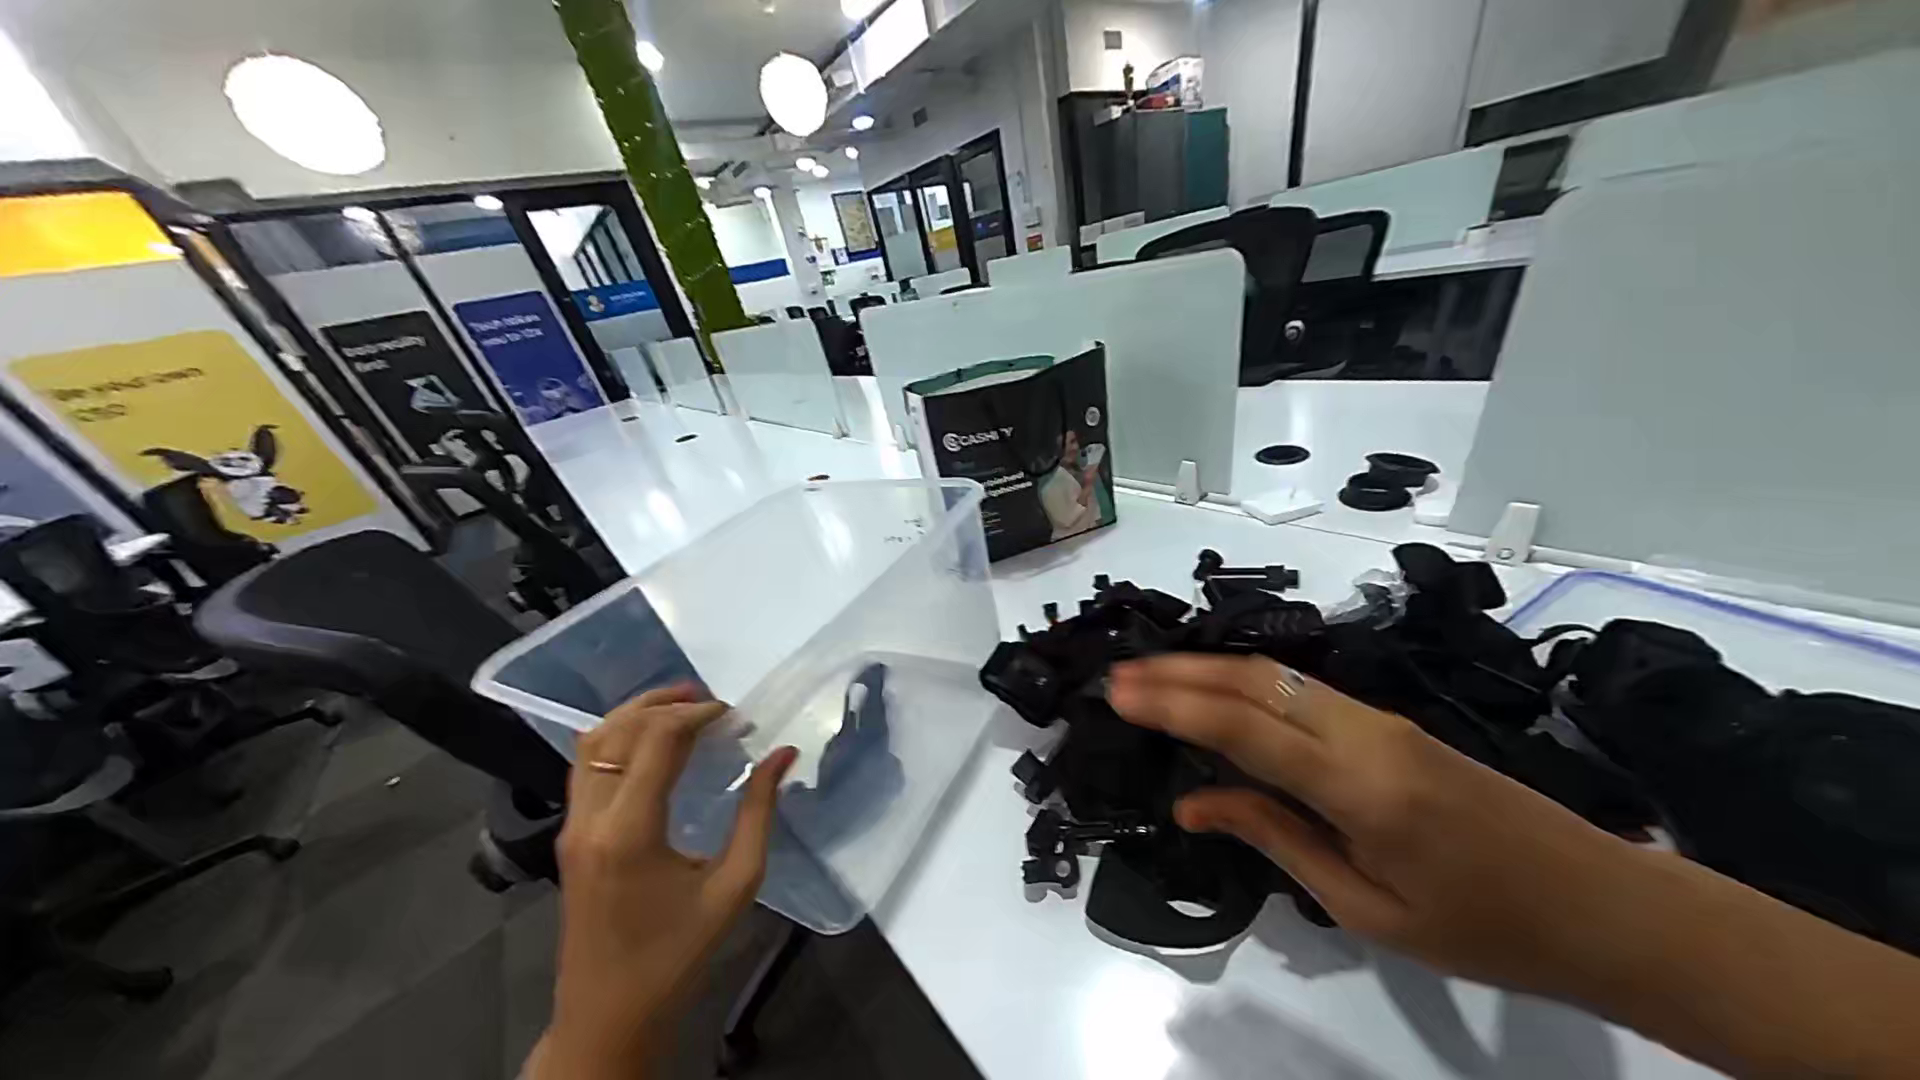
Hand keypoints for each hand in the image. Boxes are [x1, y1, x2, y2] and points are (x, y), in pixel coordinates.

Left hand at [531, 685, 795, 1079]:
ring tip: (680, 704)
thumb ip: (759, 812)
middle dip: (665, 703)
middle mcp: (591, 818)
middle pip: (619, 731)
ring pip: (593, 743)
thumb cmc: (678, 953)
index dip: (697, 714)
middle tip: (710, 700)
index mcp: (631, 830)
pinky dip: (617, 737)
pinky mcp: (569, 835)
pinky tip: (649, 739)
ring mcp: (571, 826)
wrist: (609, 1015)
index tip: (734, 713)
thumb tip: (782, 755)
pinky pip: (585, 766)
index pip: (658, 740)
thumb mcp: (735, 883)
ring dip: (635, 714)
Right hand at [1107, 654, 1647, 998]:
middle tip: (1120, 674)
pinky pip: (1300, 689)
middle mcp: (1366, 733)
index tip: (1118, 694)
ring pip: (1275, 674)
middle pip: (1254, 679)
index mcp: (1362, 789)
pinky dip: (1242, 682)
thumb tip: (1193, 805)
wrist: (1611, 908)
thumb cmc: (1488, 930)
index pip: (1244, 728)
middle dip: (1178, 671)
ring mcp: (1380, 718)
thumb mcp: (1367, 909)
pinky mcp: (1388, 721)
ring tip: (1149, 676)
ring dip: (1206, 669)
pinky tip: (1213, 691)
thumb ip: (1274, 838)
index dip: (1173, 705)